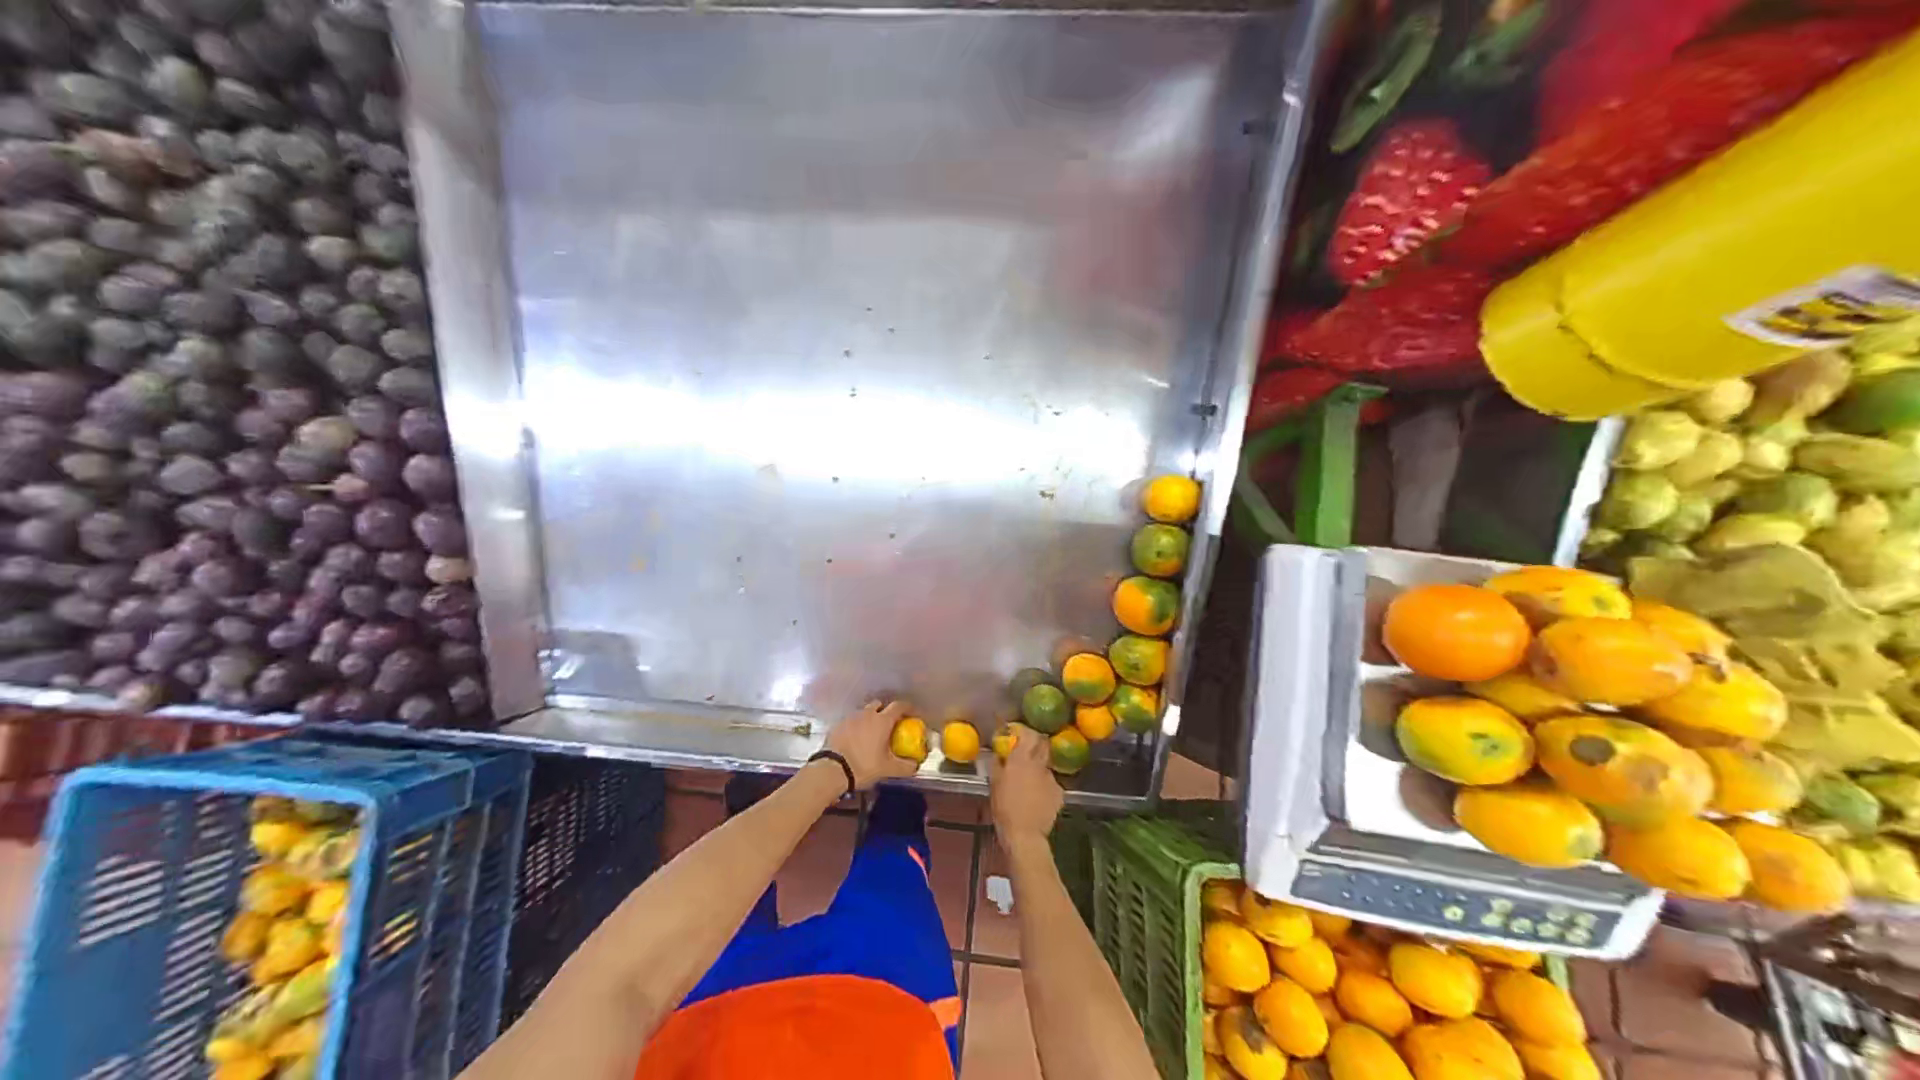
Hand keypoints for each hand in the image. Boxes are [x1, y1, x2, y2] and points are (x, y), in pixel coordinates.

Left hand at [824, 700, 921, 790]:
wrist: (832, 770)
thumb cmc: (864, 766)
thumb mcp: (889, 769)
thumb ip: (906, 766)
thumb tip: (916, 765)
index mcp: (882, 720)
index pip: (899, 706)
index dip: (908, 708)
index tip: (912, 714)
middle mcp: (867, 714)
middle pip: (880, 705)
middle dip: (887, 711)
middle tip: (890, 724)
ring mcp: (850, 718)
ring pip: (864, 712)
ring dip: (870, 718)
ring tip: (871, 733)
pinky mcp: (838, 725)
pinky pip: (851, 721)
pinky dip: (856, 727)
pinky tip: (856, 740)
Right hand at [990, 723, 1062, 853]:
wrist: (1025, 834)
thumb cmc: (1004, 808)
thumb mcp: (994, 784)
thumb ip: (997, 765)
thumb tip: (997, 754)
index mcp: (1021, 759)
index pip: (1028, 734)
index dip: (1023, 730)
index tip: (1016, 732)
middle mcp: (1039, 764)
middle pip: (1043, 744)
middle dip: (1036, 743)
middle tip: (1025, 750)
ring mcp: (1051, 778)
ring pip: (1046, 765)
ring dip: (1038, 768)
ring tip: (1029, 781)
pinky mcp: (1059, 792)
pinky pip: (1051, 783)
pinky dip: (1044, 785)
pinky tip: (1037, 797)